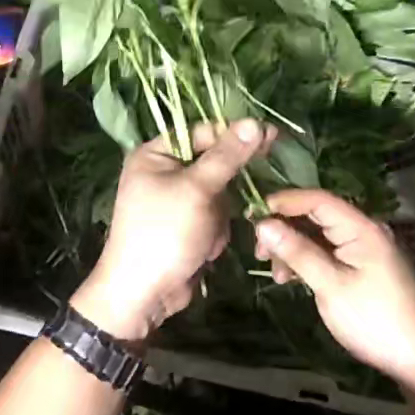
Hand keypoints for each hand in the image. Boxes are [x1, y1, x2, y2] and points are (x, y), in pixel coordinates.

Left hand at [71, 119, 275, 341]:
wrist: (143, 293)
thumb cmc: (164, 232)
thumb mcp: (197, 189)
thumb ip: (227, 156)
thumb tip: (254, 122)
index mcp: (154, 154)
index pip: (201, 132)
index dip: (234, 135)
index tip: (271, 137)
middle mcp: (163, 172)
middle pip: (214, 164)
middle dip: (224, 188)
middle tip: (235, 198)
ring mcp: (176, 200)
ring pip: (220, 194)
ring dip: (220, 215)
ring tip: (206, 235)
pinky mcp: (187, 225)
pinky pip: (215, 216)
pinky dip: (216, 231)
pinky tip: (204, 248)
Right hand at [254, 189, 414, 405]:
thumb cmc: (374, 319)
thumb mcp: (330, 285)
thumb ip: (297, 251)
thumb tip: (262, 224)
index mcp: (361, 229)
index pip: (318, 200)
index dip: (284, 202)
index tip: (252, 215)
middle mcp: (362, 231)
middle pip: (314, 216)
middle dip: (283, 229)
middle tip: (258, 251)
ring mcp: (361, 249)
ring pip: (316, 235)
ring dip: (291, 248)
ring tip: (275, 272)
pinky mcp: (358, 266)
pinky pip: (324, 251)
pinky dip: (304, 260)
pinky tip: (289, 278)